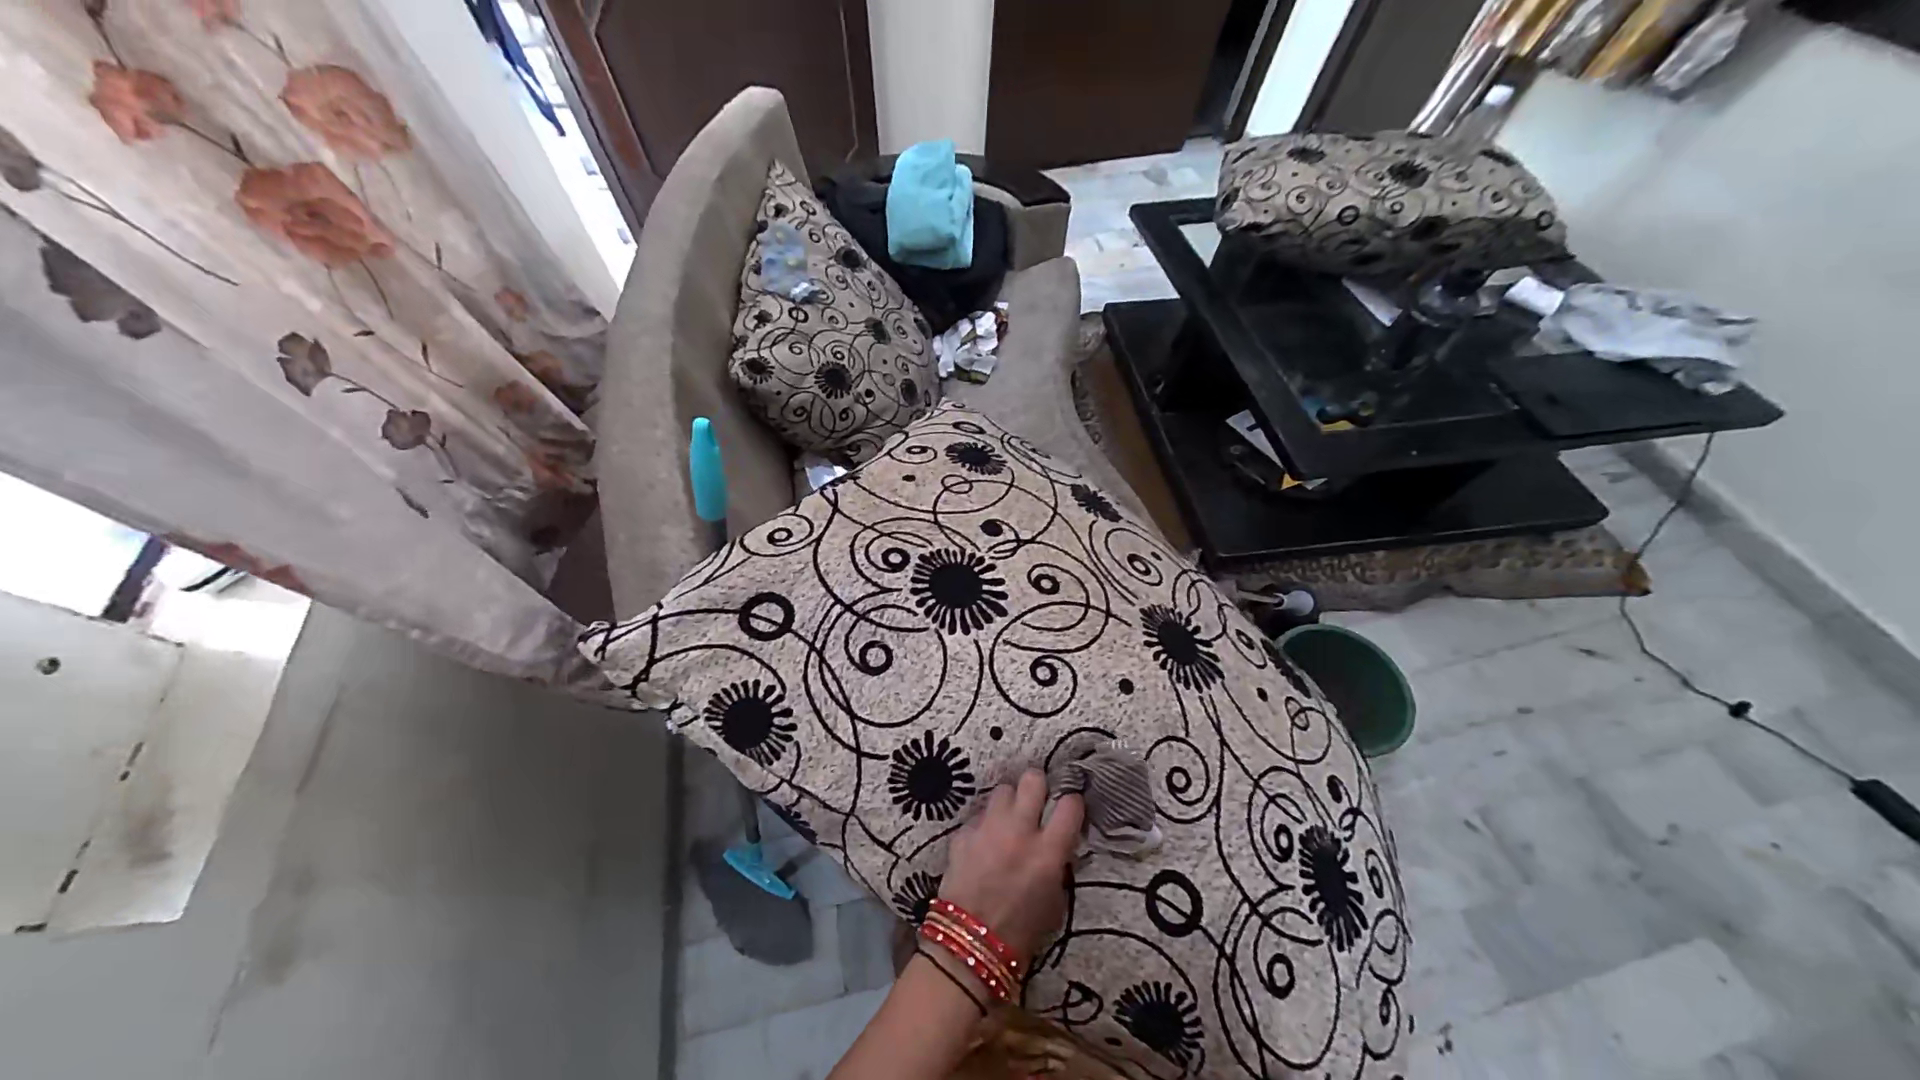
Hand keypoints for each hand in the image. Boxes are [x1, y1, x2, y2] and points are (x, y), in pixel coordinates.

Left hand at [936, 770, 1083, 962]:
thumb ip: (1057, 864)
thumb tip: (1058, 844)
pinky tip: (984, 841)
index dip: (1072, 802)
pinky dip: (985, 824)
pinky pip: (979, 815)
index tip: (1068, 808)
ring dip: (1010, 802)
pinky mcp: (963, 833)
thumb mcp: (1054, 901)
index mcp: (1048, 852)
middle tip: (1036, 801)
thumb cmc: (1021, 933)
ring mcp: (988, 828)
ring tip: (1008, 819)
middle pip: (1033, 779)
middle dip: (1038, 786)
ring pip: (1003, 790)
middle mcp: (1019, 831)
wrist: (968, 945)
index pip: (1070, 804)